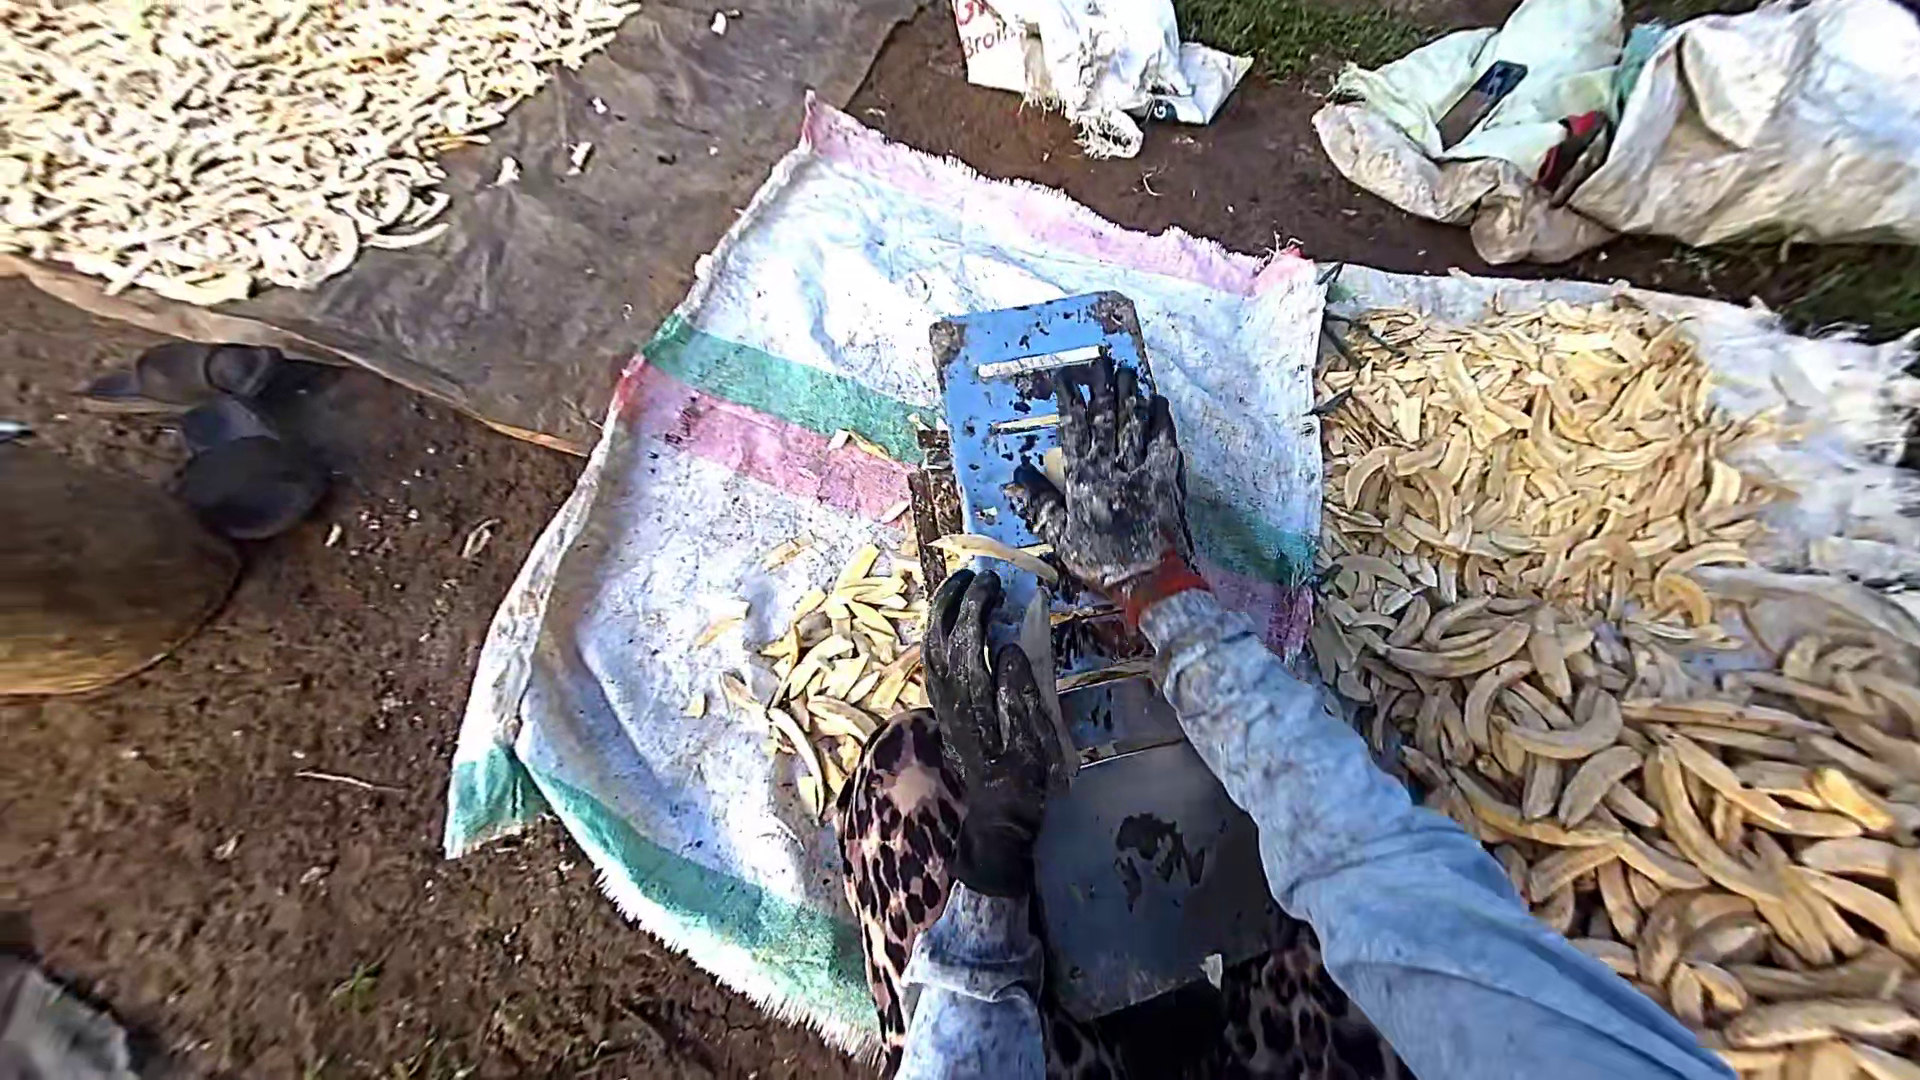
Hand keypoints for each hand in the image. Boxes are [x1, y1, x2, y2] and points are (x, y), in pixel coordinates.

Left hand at [923, 569, 1062, 895]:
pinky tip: (949, 619)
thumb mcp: (1033, 740)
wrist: (995, 810)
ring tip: (957, 586)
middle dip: (953, 599)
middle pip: (941, 636)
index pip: (968, 641)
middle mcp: (949, 694)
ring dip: (940, 611)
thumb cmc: (1024, 776)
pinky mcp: (939, 702)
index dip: (977, 607)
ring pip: (930, 644)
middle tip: (973, 575)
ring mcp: (940, 697)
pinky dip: (937, 630)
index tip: (993, 583)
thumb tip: (1010, 649)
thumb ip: (1021, 693)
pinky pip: (929, 656)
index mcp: (974, 699)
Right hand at [1004, 355, 1206, 622]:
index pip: (1075, 433)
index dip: (1069, 404)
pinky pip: (1165, 442)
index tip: (1065, 380)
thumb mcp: (1061, 539)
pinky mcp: (1168, 480)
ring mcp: (1144, 472)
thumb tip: (1013, 482)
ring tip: (1126, 371)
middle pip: (1107, 421)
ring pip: (1135, 426)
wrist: (1151, 581)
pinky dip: (1162, 420)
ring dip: (1130, 396)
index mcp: (1085, 482)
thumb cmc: (1101, 563)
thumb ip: (1038, 507)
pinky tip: (1158, 401)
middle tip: (1099, 362)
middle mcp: (1115, 469)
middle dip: (1102, 390)